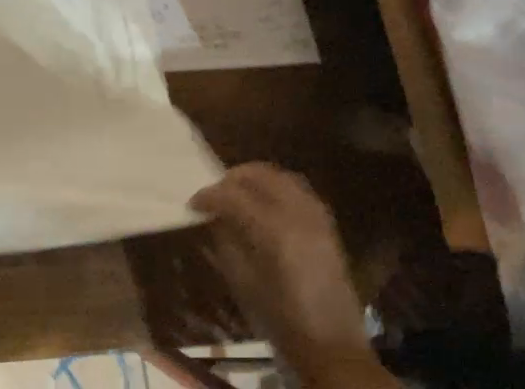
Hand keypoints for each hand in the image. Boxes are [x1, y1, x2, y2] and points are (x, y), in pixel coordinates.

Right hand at [190, 164, 394, 388]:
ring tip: (238, 195)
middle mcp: (298, 216)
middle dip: (231, 179)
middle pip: (259, 175)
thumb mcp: (241, 281)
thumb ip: (225, 240)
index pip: (231, 195)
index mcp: (273, 230)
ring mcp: (317, 220)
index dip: (207, 196)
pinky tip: (265, 205)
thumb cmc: (279, 320)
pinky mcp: (328, 228)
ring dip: (256, 180)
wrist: (332, 349)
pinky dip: (278, 189)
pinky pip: (299, 192)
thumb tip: (213, 217)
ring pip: (282, 177)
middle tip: (215, 197)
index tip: (192, 205)